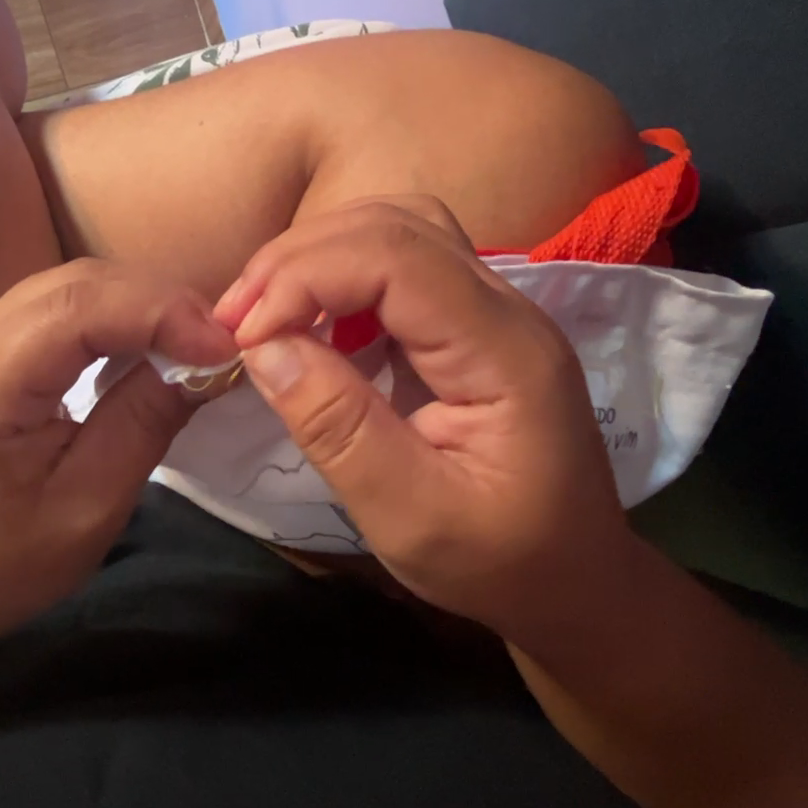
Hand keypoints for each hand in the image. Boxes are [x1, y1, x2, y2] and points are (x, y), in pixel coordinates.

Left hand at [0, 259, 238, 641]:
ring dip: (141, 302)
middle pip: (74, 286)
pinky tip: (149, 340)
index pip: (74, 311)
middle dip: (157, 301)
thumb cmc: (12, 561)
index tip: (223, 345)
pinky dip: (117, 314)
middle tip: (219, 343)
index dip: (157, 311)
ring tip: (194, 340)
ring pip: (71, 286)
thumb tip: (211, 359)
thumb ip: (146, 421)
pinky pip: (61, 306)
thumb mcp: (92, 504)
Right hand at [214, 197, 628, 629]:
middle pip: (394, 226)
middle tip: (235, 318)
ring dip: (318, 258)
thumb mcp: (408, 517)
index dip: (305, 276)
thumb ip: (337, 428)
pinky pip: (399, 265)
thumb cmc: (498, 563)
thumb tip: (262, 347)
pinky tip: (310, 320)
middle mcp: (504, 309)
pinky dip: (338, 277)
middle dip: (299, 259)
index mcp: (503, 351)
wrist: (572, 581)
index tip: (243, 334)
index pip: (397, 257)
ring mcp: (490, 311)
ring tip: (263, 310)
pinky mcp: (469, 324)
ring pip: (397, 231)